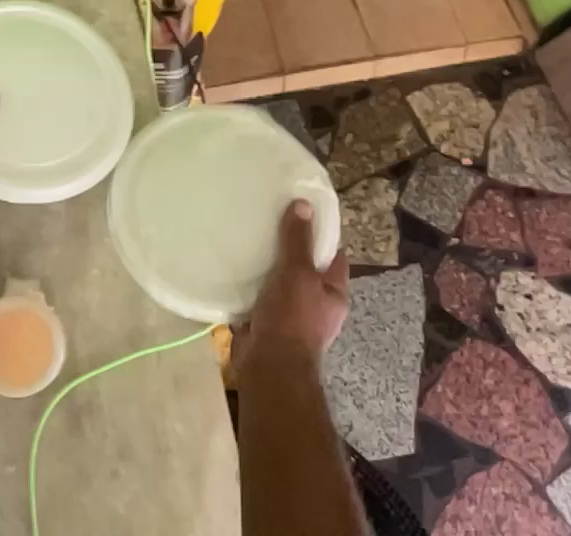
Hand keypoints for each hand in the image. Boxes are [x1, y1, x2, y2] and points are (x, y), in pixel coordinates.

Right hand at [234, 201, 348, 375]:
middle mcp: (317, 305)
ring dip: (268, 268)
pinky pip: (261, 297)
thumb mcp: (297, 272)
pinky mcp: (268, 325)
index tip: (300, 213)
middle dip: (289, 249)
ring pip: (281, 283)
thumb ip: (298, 240)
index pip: (333, 256)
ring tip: (250, 241)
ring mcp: (293, 317)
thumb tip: (304, 204)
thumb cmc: (292, 318)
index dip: (320, 234)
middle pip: (305, 269)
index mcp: (334, 293)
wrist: (269, 366)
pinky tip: (236, 269)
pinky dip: (251, 285)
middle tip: (269, 223)